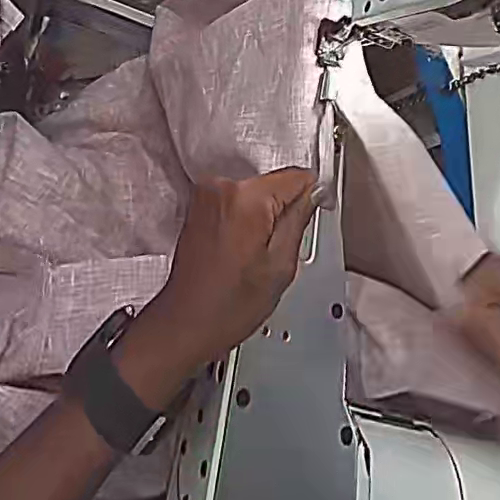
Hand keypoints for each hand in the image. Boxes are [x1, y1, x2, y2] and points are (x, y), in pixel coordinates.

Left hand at [118, 169, 317, 405]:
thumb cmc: (225, 306)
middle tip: (277, 248)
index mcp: (247, 199)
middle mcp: (222, 187)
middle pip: (275, 184)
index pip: (297, 176)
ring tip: (254, 252)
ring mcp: (206, 194)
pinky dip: (245, 219)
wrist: (185, 323)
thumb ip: (300, 219)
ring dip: (263, 215)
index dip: (313, 195)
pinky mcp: (199, 204)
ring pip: (257, 192)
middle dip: (284, 210)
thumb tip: (314, 192)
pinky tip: (240, 249)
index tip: (315, 212)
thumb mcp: (280, 265)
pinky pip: (237, 200)